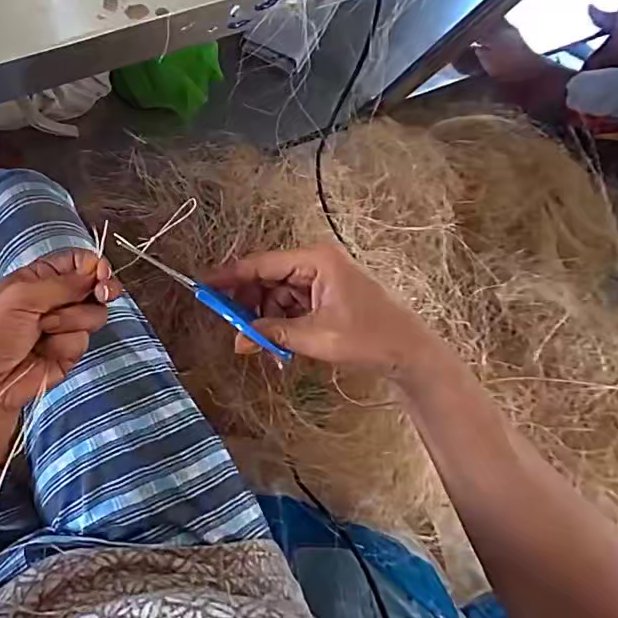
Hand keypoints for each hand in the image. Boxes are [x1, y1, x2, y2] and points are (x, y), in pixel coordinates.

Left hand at [0, 249, 119, 413]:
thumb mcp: (19, 297)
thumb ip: (59, 284)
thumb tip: (94, 272)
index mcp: (36, 278)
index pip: (74, 262)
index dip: (92, 264)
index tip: (102, 273)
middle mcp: (52, 299)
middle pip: (92, 286)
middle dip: (98, 290)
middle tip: (101, 293)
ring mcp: (62, 326)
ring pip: (92, 314)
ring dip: (70, 321)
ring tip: (42, 330)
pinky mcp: (68, 351)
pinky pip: (82, 340)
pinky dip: (64, 345)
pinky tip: (44, 351)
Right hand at [205, 244, 446, 378]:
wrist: (414, 356)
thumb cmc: (369, 339)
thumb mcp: (315, 337)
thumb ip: (271, 333)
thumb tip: (237, 341)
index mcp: (315, 260)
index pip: (260, 264)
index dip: (229, 277)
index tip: (203, 287)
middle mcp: (314, 262)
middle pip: (264, 277)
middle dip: (247, 302)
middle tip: (230, 323)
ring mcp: (319, 277)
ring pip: (274, 291)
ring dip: (262, 315)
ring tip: (258, 340)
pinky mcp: (322, 293)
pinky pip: (288, 301)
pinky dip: (277, 319)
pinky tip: (274, 338)